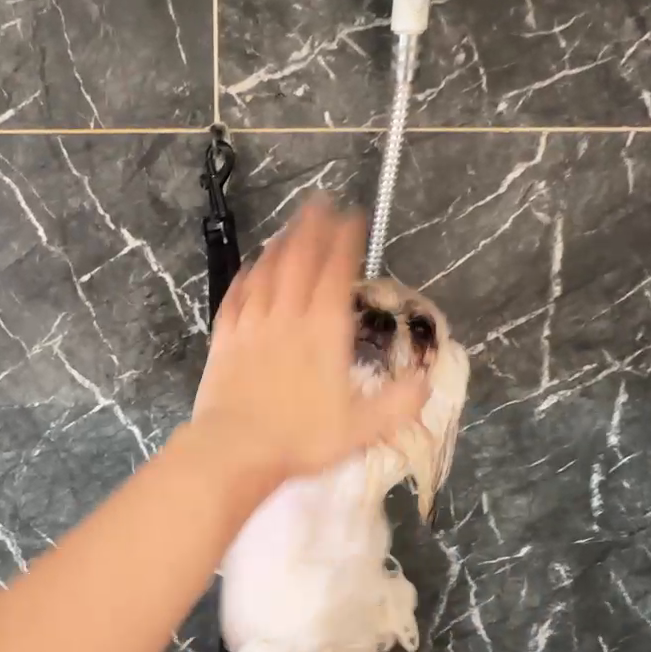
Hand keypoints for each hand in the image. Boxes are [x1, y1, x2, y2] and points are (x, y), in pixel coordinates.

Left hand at [191, 194, 428, 482]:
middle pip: (299, 261)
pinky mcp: (224, 339)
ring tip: (289, 227)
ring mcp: (252, 325)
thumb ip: (398, 403)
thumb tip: (426, 382)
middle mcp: (287, 317)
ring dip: (279, 245)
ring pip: (266, 273)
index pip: (336, 272)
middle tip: (319, 201)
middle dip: (312, 228)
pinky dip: (245, 277)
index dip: (345, 241)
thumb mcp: (362, 428)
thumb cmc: (302, 439)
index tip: (352, 217)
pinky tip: (249, 268)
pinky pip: (235, 297)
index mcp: (324, 331)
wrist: (236, 450)